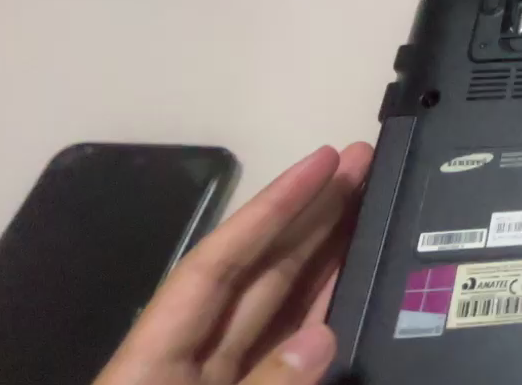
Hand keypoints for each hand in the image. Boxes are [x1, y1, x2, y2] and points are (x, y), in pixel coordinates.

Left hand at [95, 143, 374, 384]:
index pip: (219, 262)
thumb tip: (323, 335)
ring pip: (282, 301)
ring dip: (328, 246)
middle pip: (257, 271)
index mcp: (151, 367)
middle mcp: (190, 362)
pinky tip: (357, 266)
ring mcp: (224, 381)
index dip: (271, 206)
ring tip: (371, 196)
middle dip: (311, 210)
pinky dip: (326, 302)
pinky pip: (294, 342)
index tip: (323, 158)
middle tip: (363, 160)